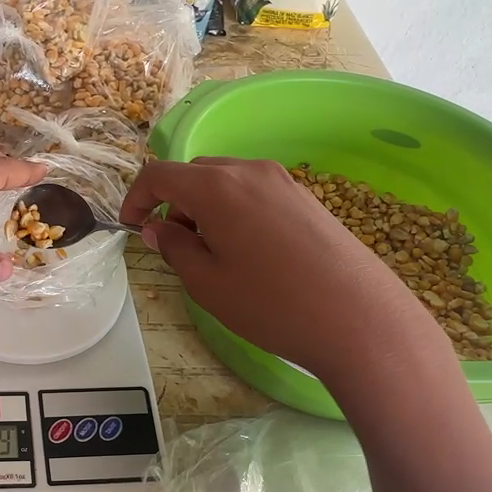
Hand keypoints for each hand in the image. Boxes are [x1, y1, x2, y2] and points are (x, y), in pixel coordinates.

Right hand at [120, 157, 450, 384]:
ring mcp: (283, 182)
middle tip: (174, 245)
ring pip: (226, 181)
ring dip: (205, 206)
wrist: (361, 319)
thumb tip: (158, 227)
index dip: (136, 198)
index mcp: (215, 187)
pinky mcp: (307, 198)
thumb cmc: (272, 304)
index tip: (131, 227)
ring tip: (213, 252)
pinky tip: (250, 252)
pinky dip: (236, 210)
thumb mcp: (206, 283)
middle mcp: (248, 172)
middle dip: (173, 202)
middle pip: (193, 173)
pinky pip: (255, 192)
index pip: (159, 174)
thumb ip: (174, 247)